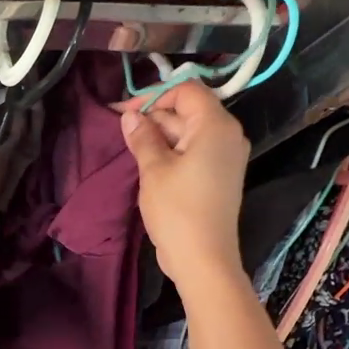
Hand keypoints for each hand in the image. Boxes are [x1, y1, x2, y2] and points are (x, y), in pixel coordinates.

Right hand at [118, 81, 250, 292]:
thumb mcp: (154, 170)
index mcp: (215, 125)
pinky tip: (149, 164)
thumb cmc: (177, 210)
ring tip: (130, 150)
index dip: (154, 96)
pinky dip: (172, 151)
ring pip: (190, 133)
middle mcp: (227, 134)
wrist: (203, 257)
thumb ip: (143, 138)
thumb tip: (131, 116)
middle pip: (188, 111)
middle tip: (120, 133)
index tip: (124, 113)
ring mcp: (226, 156)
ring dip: (160, 136)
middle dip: (154, 118)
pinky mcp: (219, 175)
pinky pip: (195, 151)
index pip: (186, 91)